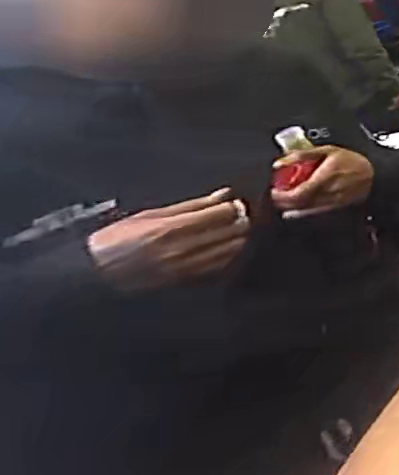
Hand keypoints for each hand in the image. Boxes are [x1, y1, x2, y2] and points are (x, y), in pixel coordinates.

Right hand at [87, 189, 251, 291]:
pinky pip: (221, 265)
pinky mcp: (183, 280)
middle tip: (233, 218)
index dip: (234, 206)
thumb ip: (191, 205)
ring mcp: (184, 266)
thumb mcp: (147, 216)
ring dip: (237, 237)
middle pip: (235, 228)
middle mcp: (180, 248)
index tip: (232, 205)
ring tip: (226, 233)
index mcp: (170, 229)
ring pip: (234, 247)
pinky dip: (227, 255)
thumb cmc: (112, 242)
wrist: (81, 276)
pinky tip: (218, 249)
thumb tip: (225, 194)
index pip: (226, 212)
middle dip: (239, 221)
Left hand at [272, 146, 375, 218]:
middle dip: (282, 201)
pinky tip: (295, 210)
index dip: (280, 195)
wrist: (376, 172)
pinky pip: (313, 213)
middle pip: (296, 203)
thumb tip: (279, 163)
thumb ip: (304, 154)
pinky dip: (301, 212)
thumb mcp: (329, 151)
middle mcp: (329, 192)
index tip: (274, 190)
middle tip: (278, 193)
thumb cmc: (354, 161)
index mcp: (326, 177)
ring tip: (288, 198)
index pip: (295, 194)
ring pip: (303, 209)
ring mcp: (333, 201)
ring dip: (291, 206)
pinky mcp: (336, 207)